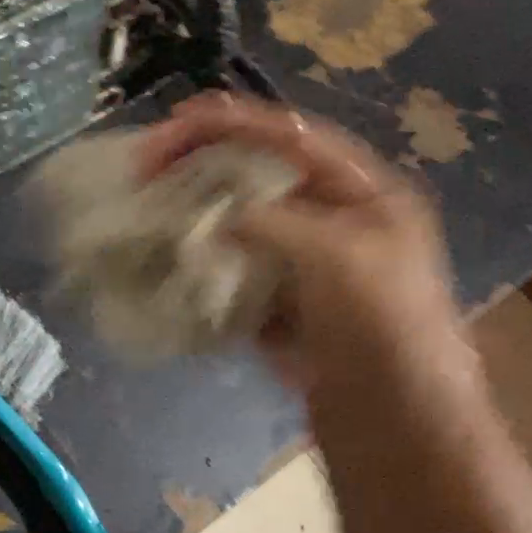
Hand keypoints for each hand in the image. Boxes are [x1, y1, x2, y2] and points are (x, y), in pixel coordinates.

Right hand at [140, 93, 474, 396]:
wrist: (389, 416)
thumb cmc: (380, 326)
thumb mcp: (337, 257)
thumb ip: (271, 219)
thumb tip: (209, 213)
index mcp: (363, 194)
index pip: (293, 136)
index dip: (235, 119)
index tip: (178, 116)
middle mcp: (329, 212)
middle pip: (253, 163)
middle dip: (197, 154)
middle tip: (146, 158)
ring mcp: (296, 249)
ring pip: (230, 201)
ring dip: (185, 191)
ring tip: (142, 188)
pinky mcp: (267, 281)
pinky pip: (219, 244)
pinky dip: (186, 235)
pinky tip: (156, 232)